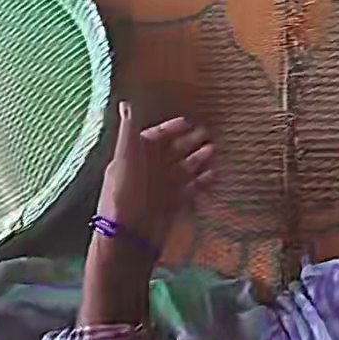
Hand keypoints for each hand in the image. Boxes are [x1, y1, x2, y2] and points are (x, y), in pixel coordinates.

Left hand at [96, 103, 214, 249]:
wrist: (129, 237)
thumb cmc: (124, 194)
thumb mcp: (125, 159)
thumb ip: (129, 131)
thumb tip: (125, 102)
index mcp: (136, 155)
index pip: (156, 136)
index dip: (171, 128)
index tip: (188, 122)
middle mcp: (150, 169)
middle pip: (173, 150)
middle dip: (190, 142)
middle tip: (208, 134)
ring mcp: (162, 187)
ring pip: (185, 168)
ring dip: (199, 159)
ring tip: (214, 151)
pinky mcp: (173, 203)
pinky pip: (191, 188)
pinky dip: (202, 182)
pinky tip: (214, 175)